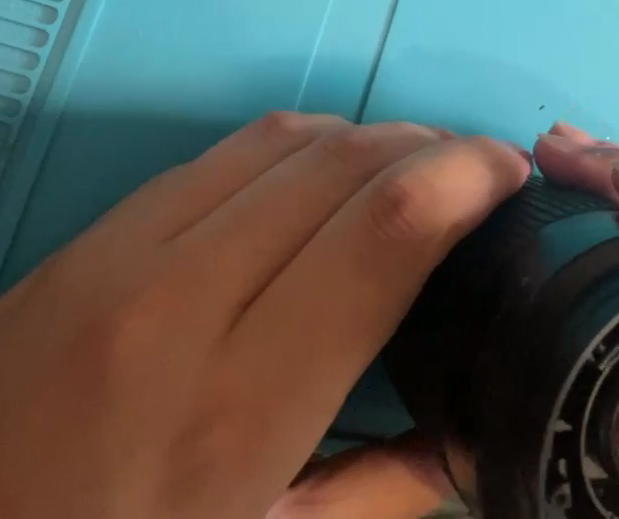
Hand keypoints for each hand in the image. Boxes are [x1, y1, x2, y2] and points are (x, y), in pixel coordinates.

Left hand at [0, 113, 527, 518]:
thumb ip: (384, 496)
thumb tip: (472, 433)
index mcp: (244, 403)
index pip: (380, 235)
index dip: (462, 180)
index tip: (511, 174)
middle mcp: (191, 300)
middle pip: (345, 165)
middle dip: (434, 146)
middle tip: (483, 164)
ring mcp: (137, 246)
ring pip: (292, 138)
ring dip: (375, 134)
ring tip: (421, 159)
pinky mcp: (107, 221)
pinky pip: (234, 147)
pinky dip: (309, 141)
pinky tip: (335, 166)